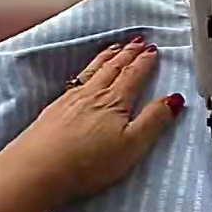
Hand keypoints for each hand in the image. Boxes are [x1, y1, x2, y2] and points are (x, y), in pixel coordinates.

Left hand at [0, 39, 184, 211]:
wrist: (38, 169)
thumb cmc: (86, 163)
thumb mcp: (132, 146)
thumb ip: (154, 121)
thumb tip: (173, 99)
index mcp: (114, 102)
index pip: (133, 76)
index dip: (144, 62)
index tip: (152, 50)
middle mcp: (91, 95)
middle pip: (112, 68)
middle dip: (127, 54)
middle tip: (136, 42)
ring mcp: (69, 100)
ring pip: (92, 72)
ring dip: (105, 58)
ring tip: (113, 48)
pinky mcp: (53, 110)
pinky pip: (75, 81)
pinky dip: (85, 71)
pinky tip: (82, 76)